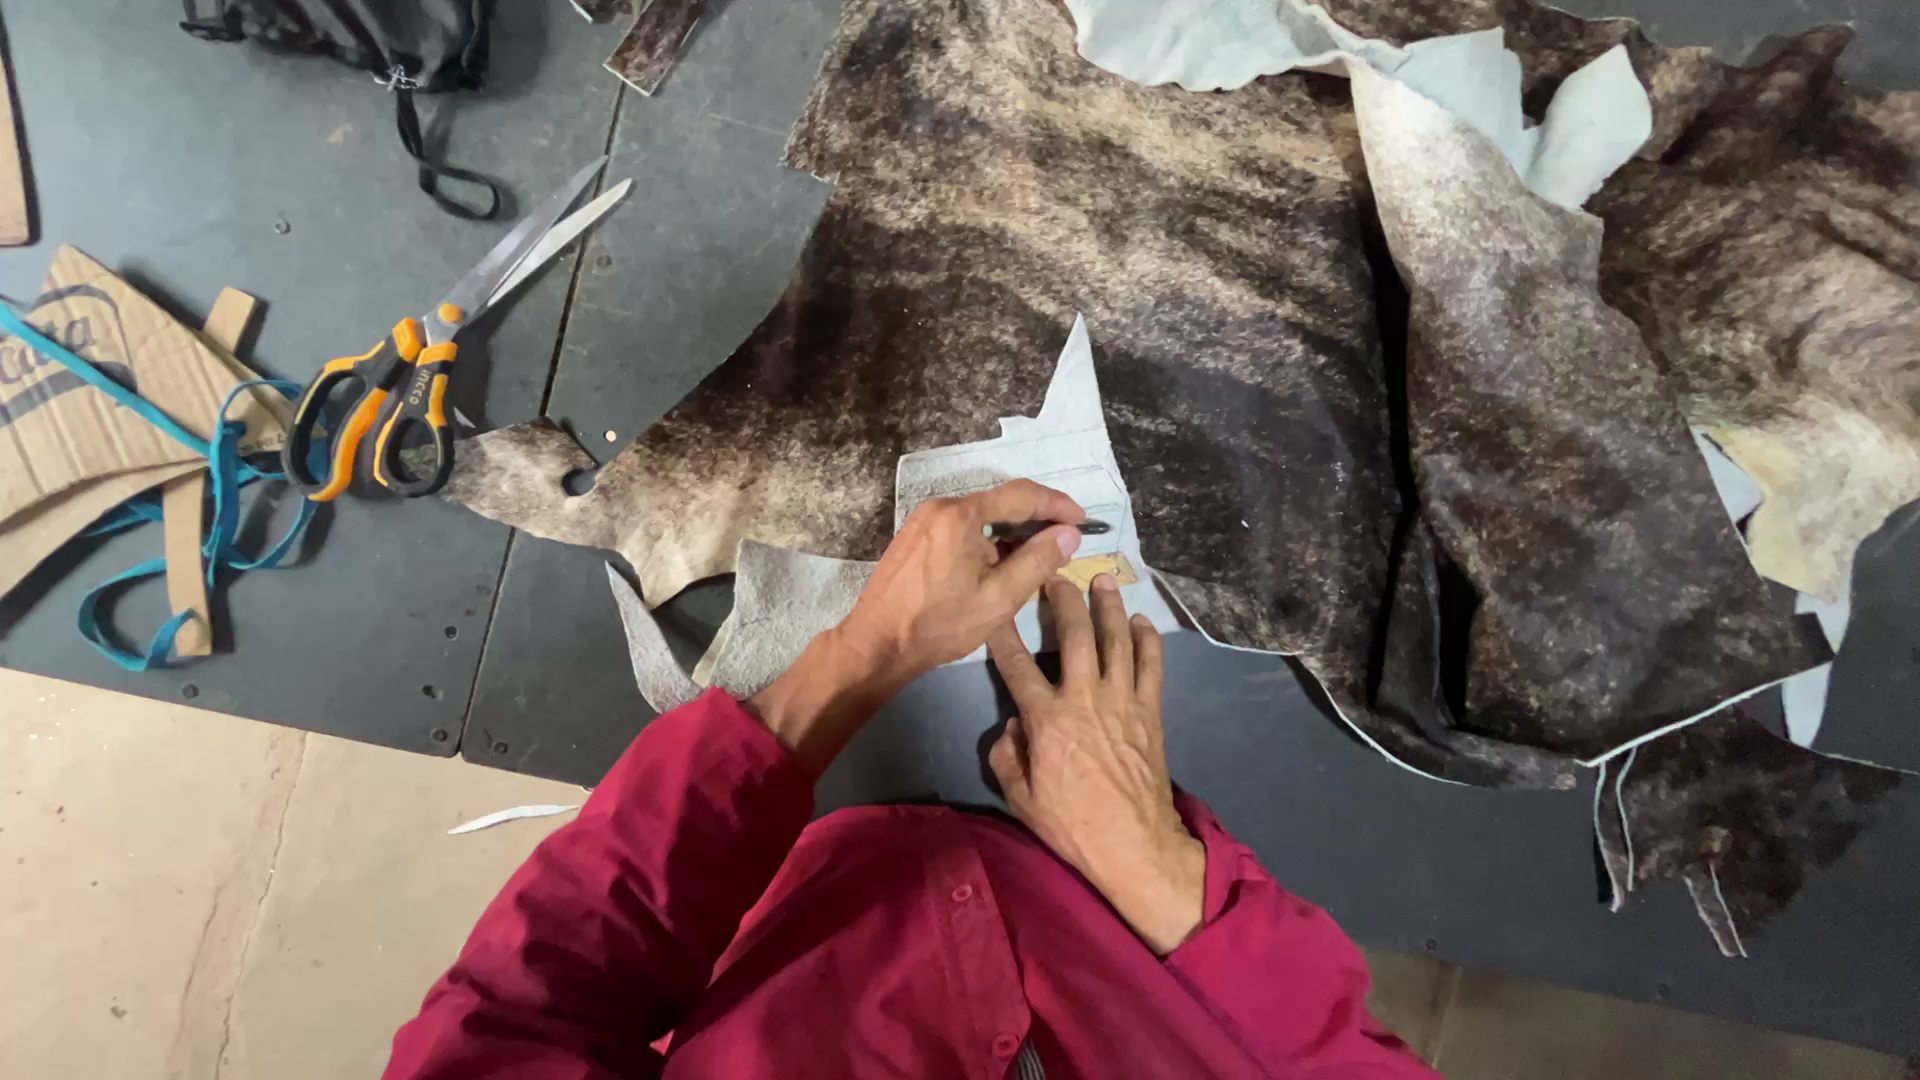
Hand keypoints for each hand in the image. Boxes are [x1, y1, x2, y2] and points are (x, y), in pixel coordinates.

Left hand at [836, 479, 1085, 684]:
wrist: (878, 643)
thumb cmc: (940, 623)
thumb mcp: (999, 598)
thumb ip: (1038, 561)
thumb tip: (1068, 534)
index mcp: (962, 515)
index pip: (1022, 495)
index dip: (1057, 504)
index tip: (1082, 520)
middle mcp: (940, 507)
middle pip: (999, 503)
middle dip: (1035, 521)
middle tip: (1062, 544)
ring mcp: (923, 520)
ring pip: (979, 517)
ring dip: (1009, 533)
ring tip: (1033, 560)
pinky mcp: (914, 537)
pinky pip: (960, 528)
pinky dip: (985, 539)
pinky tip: (997, 564)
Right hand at [987, 575, 1203, 954]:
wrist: (1134, 845)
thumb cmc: (1072, 824)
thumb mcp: (1021, 797)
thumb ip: (1006, 755)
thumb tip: (1011, 725)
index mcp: (1047, 719)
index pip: (1017, 665)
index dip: (1002, 634)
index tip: (997, 608)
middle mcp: (1085, 699)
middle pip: (1076, 637)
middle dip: (1064, 601)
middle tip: (1057, 576)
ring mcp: (1122, 701)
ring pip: (1117, 641)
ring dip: (1109, 607)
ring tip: (1104, 579)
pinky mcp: (1149, 711)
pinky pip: (1151, 666)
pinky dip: (1148, 640)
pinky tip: (1142, 621)